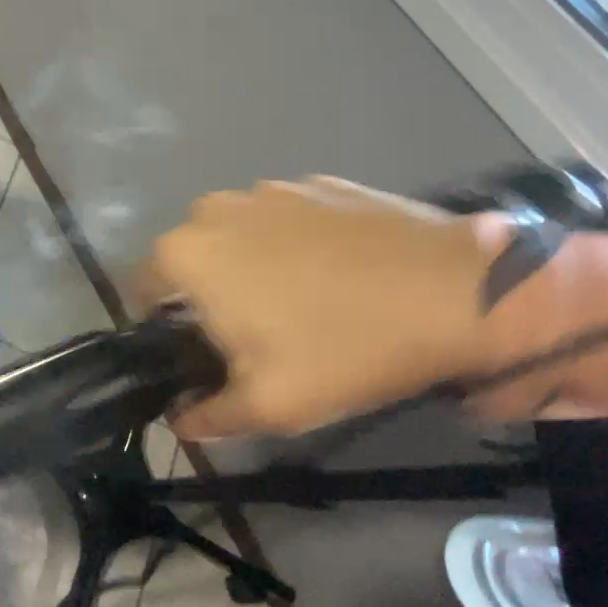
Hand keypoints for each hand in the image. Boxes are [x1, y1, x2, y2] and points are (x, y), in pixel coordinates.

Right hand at [138, 176, 511, 438]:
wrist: (463, 294)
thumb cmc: (346, 346)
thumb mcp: (273, 404)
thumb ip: (210, 416)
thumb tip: (178, 422)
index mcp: (182, 255)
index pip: (144, 288)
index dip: (167, 324)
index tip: (205, 349)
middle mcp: (209, 211)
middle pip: (193, 259)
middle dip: (214, 290)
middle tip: (261, 329)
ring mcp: (265, 191)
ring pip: (240, 235)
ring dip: (255, 262)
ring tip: (307, 299)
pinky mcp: (316, 185)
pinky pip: (289, 219)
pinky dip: (302, 242)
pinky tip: (343, 273)